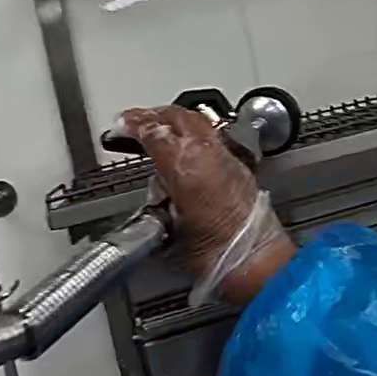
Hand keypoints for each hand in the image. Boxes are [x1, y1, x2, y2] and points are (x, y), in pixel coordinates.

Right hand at [116, 106, 295, 303]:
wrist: (256, 260)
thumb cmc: (220, 254)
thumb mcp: (170, 232)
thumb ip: (160, 203)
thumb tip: (156, 194)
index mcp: (189, 171)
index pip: (158, 134)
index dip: (135, 125)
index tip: (120, 125)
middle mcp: (211, 158)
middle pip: (181, 118)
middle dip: (155, 115)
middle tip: (134, 119)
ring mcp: (229, 160)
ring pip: (200, 124)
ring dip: (175, 121)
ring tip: (158, 126)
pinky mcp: (240, 168)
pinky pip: (213, 138)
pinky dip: (194, 134)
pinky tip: (186, 145)